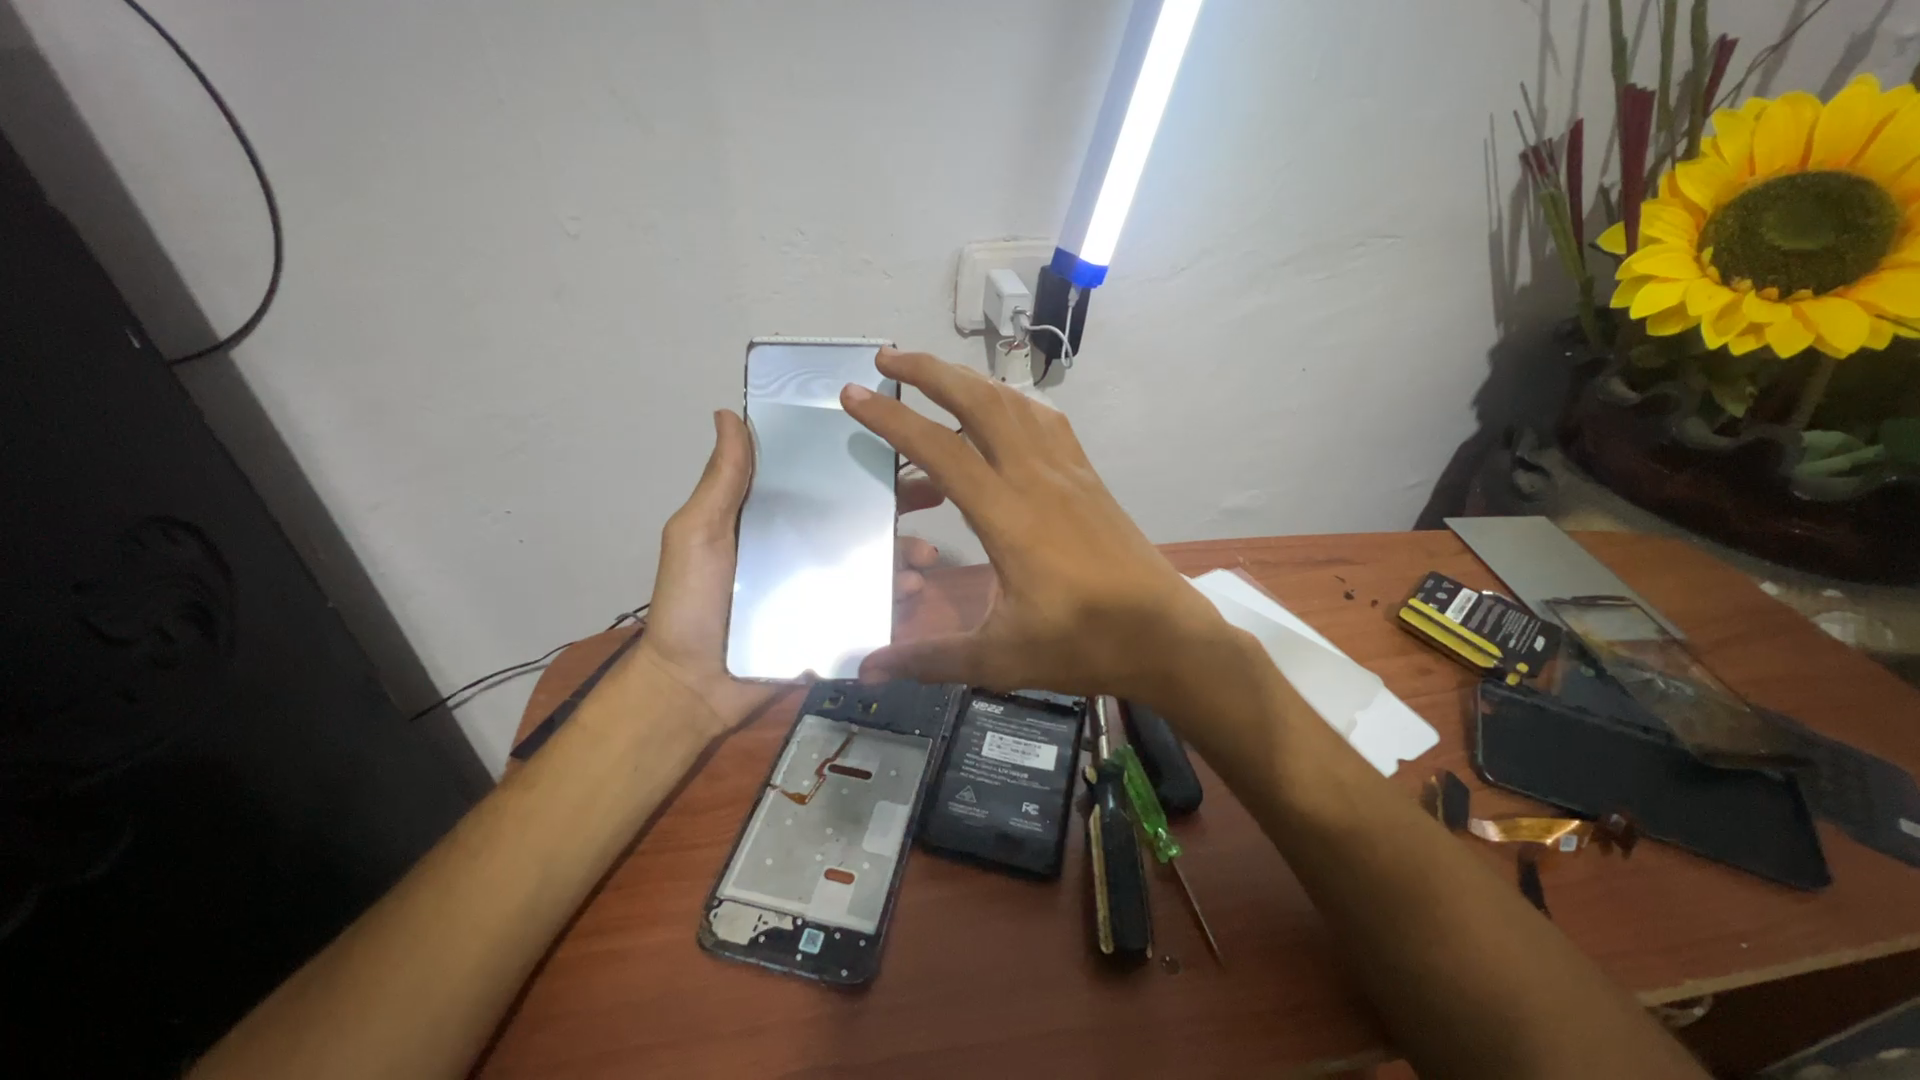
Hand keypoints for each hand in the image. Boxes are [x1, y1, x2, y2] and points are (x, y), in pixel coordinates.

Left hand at [632, 410, 943, 738]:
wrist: (693, 688)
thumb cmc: (689, 604)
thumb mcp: (697, 534)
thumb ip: (720, 482)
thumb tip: (727, 414)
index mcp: (770, 520)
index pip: (820, 482)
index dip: (856, 462)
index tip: (895, 444)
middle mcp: (800, 548)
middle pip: (856, 519)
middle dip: (897, 505)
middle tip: (936, 493)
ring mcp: (819, 588)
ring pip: (871, 562)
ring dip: (902, 552)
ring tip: (924, 555)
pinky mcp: (831, 625)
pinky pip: (870, 606)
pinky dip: (895, 596)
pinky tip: (911, 590)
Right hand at [840, 349, 1230, 706]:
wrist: (1165, 636)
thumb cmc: (1083, 645)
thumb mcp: (1000, 657)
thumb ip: (931, 656)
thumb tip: (868, 669)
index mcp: (1008, 516)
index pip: (941, 450)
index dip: (892, 419)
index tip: (853, 395)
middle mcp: (1037, 479)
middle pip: (979, 402)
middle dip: (929, 371)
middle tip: (887, 358)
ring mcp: (1068, 472)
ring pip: (1015, 404)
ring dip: (971, 380)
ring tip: (935, 378)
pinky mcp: (1088, 478)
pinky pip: (1046, 422)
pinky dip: (1013, 403)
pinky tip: (1000, 414)